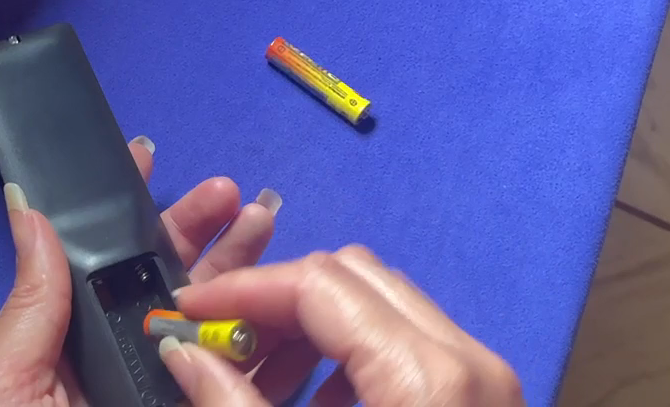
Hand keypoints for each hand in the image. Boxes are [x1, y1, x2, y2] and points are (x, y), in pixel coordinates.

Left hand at [0, 136, 281, 406]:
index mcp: (71, 341)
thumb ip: (29, 300)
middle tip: (232, 191)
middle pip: (170, 282)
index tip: (149, 154)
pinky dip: (270, 345)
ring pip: (212, 326)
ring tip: (266, 222)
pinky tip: (290, 310)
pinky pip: (235, 388)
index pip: (108, 261)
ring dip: (243, 272)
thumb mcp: (0, 382)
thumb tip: (26, 206)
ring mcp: (162, 396)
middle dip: (202, 230)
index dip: (130, 208)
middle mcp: (121, 364)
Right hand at [162, 246, 522, 406]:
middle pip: (349, 275)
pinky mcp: (485, 406)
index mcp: (427, 377)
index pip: (316, 282)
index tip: (186, 308)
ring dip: (310, 324)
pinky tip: (315, 406)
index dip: (241, 289)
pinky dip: (349, 355)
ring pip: (378, 302)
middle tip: (221, 339)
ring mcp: (486, 383)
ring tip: (260, 376)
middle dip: (275, 300)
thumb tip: (183, 351)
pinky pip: (407, 344)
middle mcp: (467, 360)